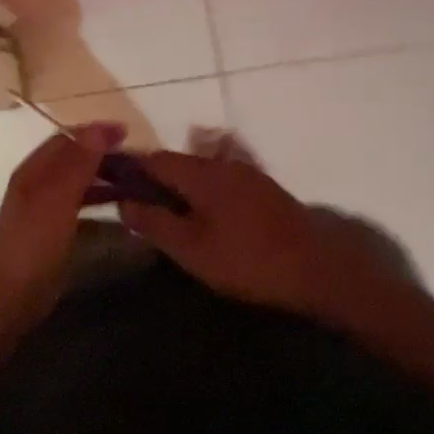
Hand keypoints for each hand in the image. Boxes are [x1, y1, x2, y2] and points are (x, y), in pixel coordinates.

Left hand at [0, 122, 124, 305]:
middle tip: (140, 159)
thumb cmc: (33, 241)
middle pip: (71, 159)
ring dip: (102, 176)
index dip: (95, 133)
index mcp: (33, 170)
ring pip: (77, 182)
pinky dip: (98, 199)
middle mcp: (37, 184)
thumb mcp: (57, 198)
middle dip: (102, 154)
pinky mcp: (53, 232)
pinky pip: (79, 205)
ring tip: (136, 180)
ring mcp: (44, 209)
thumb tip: (101, 128)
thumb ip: (77, 164)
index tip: (128, 133)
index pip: (66, 139)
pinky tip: (118, 207)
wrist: (11, 292)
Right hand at [117, 151, 421, 324]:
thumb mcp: (190, 250)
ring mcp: (249, 176)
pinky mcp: (267, 192)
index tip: (109, 185)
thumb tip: (122, 203)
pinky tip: (204, 218)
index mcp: (201, 174)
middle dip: (152, 178)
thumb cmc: (249, 262)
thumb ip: (153, 223)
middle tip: (136, 206)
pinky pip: (221, 182)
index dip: (127, 169)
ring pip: (200, 171)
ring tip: (167, 215)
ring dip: (179, 186)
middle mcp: (223, 165)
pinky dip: (203, 193)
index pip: (152, 158)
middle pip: (177, 162)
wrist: (325, 275)